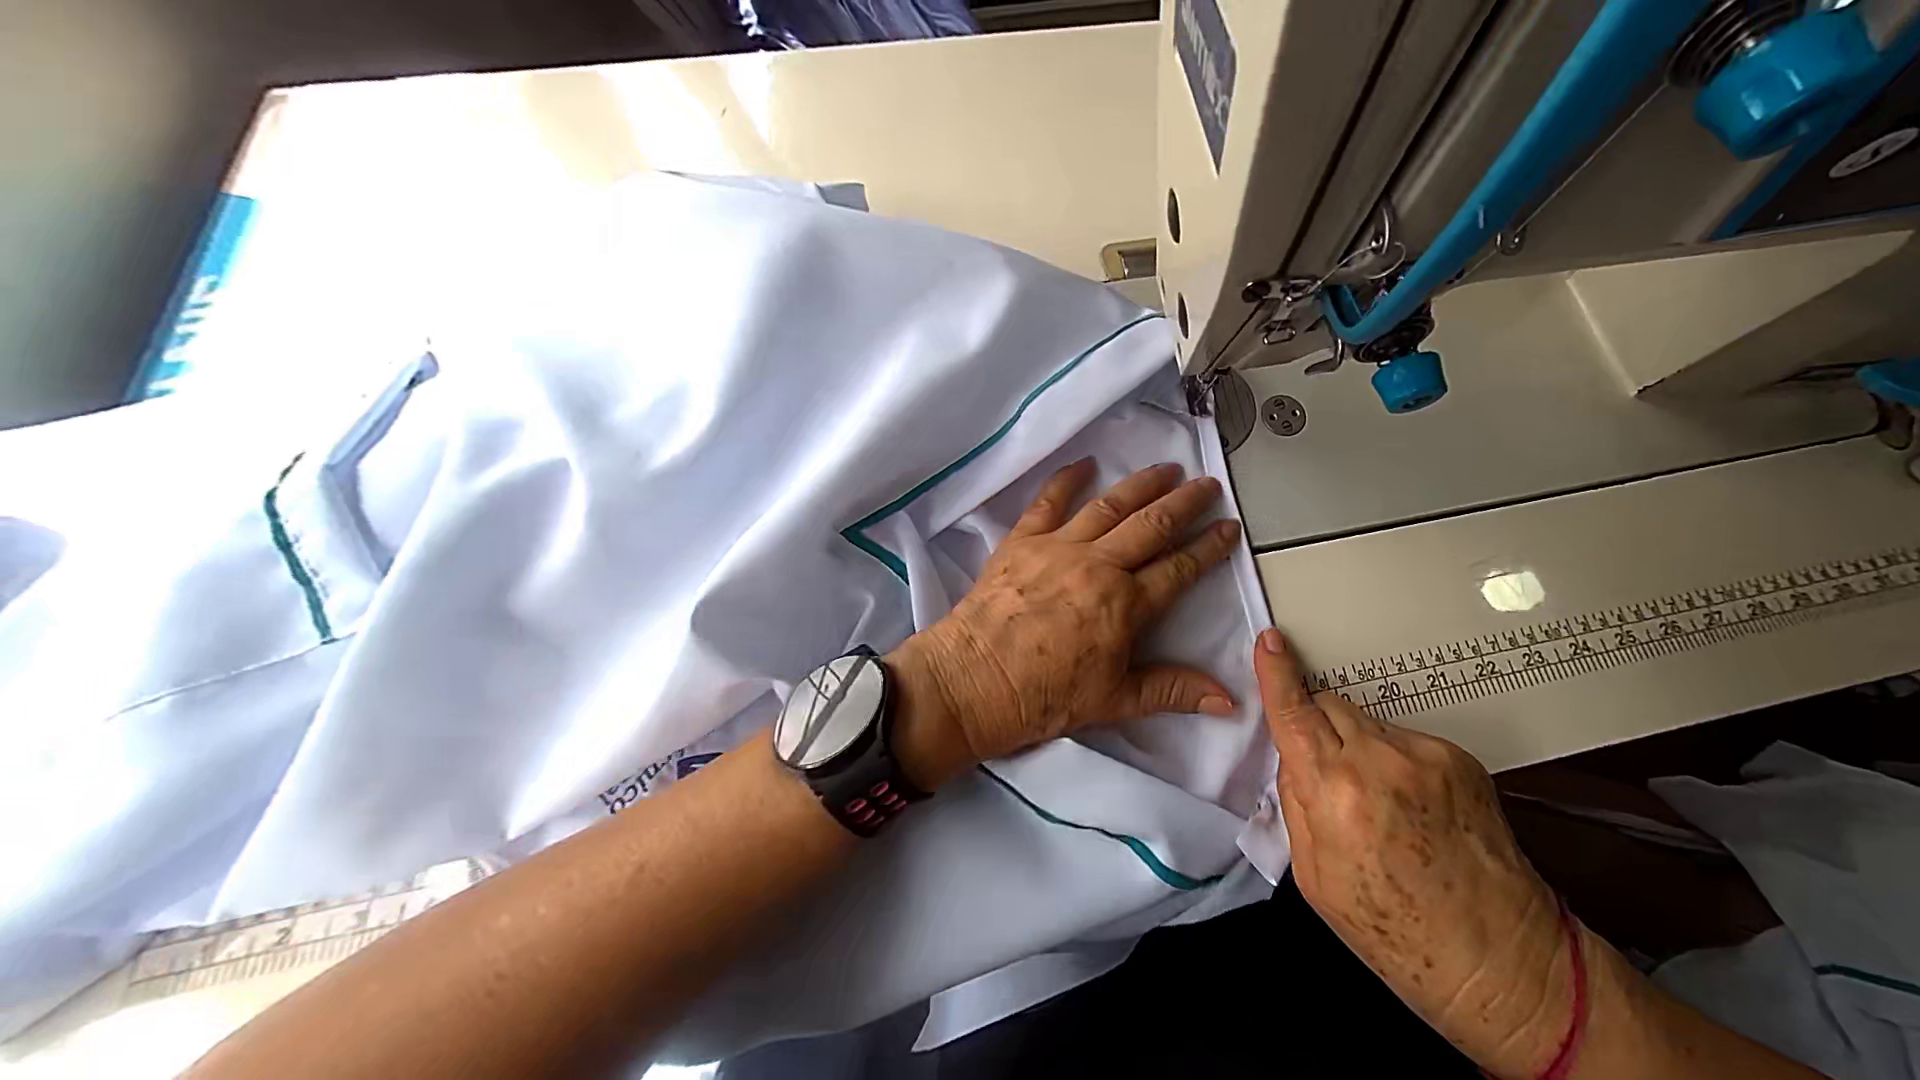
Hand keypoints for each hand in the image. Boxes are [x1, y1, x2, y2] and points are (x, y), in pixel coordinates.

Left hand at [888, 460, 1242, 787]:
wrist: (973, 682)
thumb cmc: (1042, 697)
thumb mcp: (1114, 701)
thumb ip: (1172, 690)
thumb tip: (1228, 699)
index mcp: (1126, 606)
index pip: (1179, 570)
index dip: (1208, 548)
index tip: (1228, 529)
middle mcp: (1098, 567)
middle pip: (1152, 526)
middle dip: (1185, 503)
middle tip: (1207, 485)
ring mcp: (1058, 549)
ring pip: (1109, 507)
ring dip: (1141, 485)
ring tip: (1166, 469)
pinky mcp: (1021, 542)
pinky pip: (1048, 502)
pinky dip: (1067, 479)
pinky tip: (1086, 463)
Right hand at [1253, 628, 1576, 1076]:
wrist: (1500, 960)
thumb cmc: (1392, 927)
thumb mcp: (1312, 871)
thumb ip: (1296, 801)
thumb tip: (1294, 758)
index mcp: (1334, 792)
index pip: (1293, 714)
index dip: (1276, 673)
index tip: (1270, 641)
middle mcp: (1380, 761)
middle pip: (1328, 704)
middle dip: (1315, 721)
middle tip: (1322, 763)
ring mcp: (1426, 756)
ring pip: (1366, 721)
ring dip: (1356, 743)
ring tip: (1374, 798)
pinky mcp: (1460, 759)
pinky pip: (1403, 739)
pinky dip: (1393, 759)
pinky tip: (1409, 803)